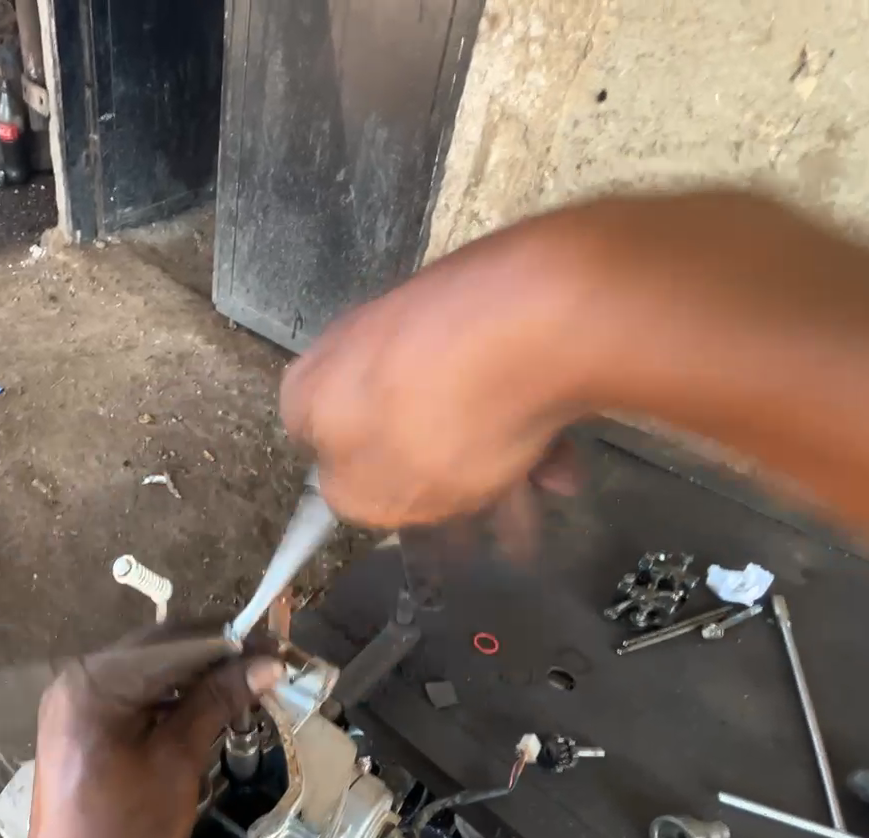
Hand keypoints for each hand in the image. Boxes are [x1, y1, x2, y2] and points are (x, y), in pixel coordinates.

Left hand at [16, 630, 281, 837]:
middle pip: (156, 652)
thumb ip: (216, 702)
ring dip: (193, 679)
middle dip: (212, 658)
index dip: (228, 642)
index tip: (276, 647)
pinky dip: (167, 701)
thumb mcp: (176, 762)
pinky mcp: (78, 729)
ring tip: (245, 685)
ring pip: (145, 675)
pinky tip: (205, 708)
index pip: (171, 641)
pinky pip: (129, 699)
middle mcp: (76, 680)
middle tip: (267, 665)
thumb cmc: (123, 834)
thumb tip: (266, 664)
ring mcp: (72, 705)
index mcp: (93, 681)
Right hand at [279, 218, 588, 531]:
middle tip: (493, 512)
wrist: (535, 318)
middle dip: (447, 476)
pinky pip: (494, 368)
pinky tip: (564, 444)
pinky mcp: (482, 294)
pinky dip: (521, 409)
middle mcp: (347, 344)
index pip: (317, 449)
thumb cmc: (432, 424)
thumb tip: (360, 486)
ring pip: (451, 401)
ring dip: (496, 450)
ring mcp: (416, 314)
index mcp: (304, 392)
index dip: (365, 486)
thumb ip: (352, 502)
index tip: (413, 512)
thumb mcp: (372, 499)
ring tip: (548, 482)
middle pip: (394, 427)